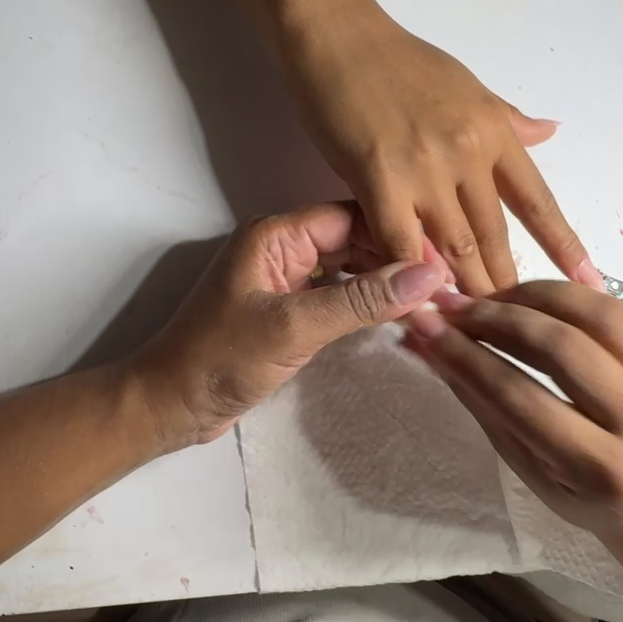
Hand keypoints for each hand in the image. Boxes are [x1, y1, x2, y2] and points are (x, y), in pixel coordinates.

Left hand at [128, 202, 446, 451]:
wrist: (173, 403)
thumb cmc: (221, 359)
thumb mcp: (294, 327)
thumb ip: (360, 300)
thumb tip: (428, 275)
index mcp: (276, 235)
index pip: (353, 217)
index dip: (400, 235)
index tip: (448, 259)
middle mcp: (282, 247)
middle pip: (354, 238)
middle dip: (397, 258)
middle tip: (449, 283)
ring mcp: (285, 278)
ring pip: (348, 266)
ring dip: (384, 280)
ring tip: (434, 298)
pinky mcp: (287, 308)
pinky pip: (336, 293)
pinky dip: (365, 301)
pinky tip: (397, 313)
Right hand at [281, 4, 595, 295]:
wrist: (339, 38)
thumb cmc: (397, 61)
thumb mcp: (466, 85)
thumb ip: (507, 118)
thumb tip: (549, 132)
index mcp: (494, 131)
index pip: (537, 201)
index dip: (563, 246)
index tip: (590, 283)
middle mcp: (469, 153)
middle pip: (495, 236)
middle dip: (504, 284)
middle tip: (513, 325)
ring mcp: (425, 168)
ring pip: (453, 246)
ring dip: (464, 290)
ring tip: (472, 325)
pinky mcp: (378, 178)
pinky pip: (400, 240)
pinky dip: (409, 273)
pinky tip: (416, 300)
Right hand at [400, 282, 622, 536]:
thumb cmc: (577, 493)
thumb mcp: (522, 463)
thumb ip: (479, 401)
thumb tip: (424, 345)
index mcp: (603, 470)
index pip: (521, 398)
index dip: (467, 357)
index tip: (425, 328)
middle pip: (562, 349)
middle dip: (496, 320)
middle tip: (453, 306)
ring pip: (594, 315)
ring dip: (531, 296)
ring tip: (488, 298)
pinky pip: (613, 308)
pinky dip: (564, 293)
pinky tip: (526, 295)